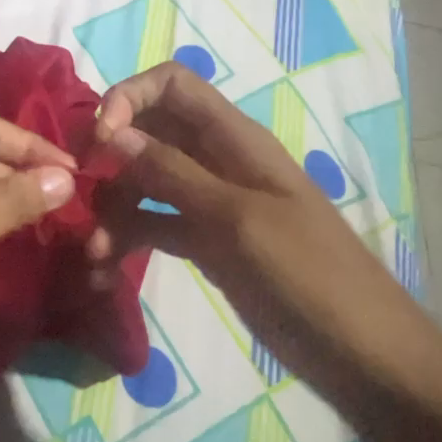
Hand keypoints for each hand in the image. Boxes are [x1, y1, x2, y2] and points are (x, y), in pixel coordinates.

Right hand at [87, 63, 441, 402]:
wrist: (365, 356)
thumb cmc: (310, 275)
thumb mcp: (237, 219)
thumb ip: (173, 174)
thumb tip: (112, 134)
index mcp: (234, 139)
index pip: (172, 85)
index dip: (129, 97)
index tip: (100, 138)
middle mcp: (216, 160)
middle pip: (148, 131)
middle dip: (109, 154)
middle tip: (76, 190)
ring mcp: (208, 202)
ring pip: (142, 181)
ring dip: (111, 207)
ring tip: (93, 252)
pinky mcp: (203, 243)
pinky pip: (151, 224)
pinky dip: (125, 238)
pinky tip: (103, 269)